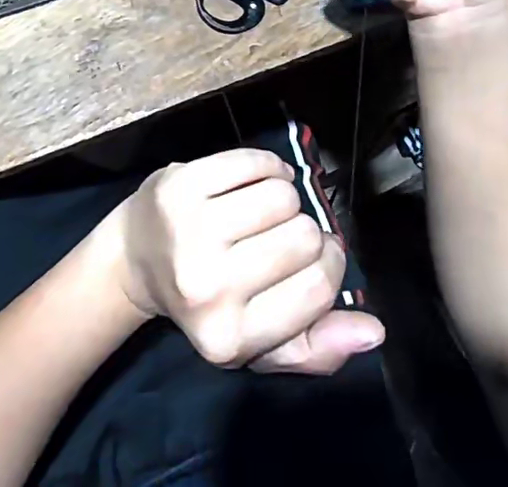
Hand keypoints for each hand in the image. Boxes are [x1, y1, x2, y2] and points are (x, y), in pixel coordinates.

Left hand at [108, 149, 383, 374]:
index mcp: (229, 336)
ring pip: (282, 196)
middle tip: (284, 235)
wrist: (134, 259)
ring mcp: (189, 229)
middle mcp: (207, 285)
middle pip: (304, 237)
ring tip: (267, 210)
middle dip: (306, 232)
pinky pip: (251, 161)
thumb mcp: (256, 344)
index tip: (318, 258)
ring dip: (286, 198)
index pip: (318, 288)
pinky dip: (267, 166)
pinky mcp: (179, 184)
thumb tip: (373, 330)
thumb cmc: (203, 302)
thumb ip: (316, 347)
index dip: (330, 265)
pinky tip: (256, 180)